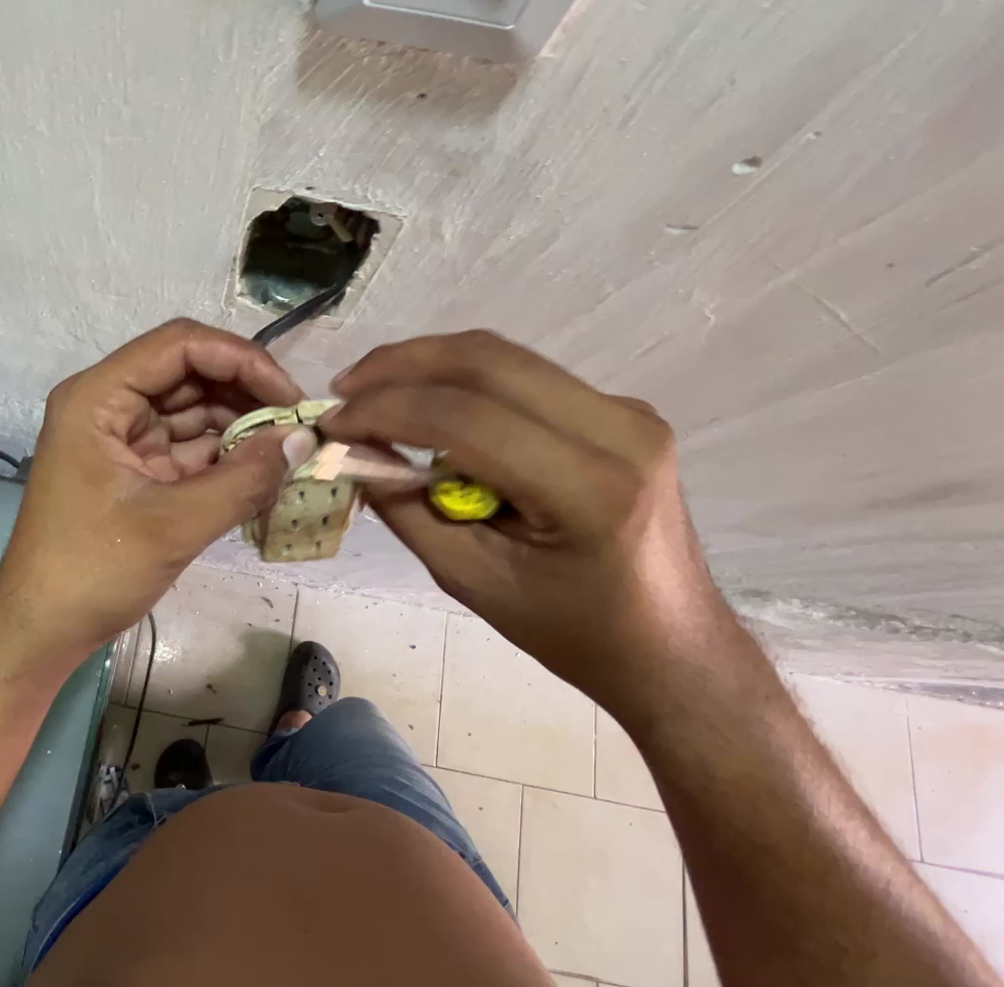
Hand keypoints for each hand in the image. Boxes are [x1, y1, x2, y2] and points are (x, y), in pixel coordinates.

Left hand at [0, 319, 313, 662]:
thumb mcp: (174, 525)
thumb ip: (244, 478)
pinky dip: (225, 457)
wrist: (41, 630)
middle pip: (188, 374)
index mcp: (98, 398)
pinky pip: (187, 447)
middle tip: (301, 427)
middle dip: (247, 395)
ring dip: (240, 427)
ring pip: (192, 411)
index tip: (291, 398)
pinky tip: (264, 470)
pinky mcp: (134, 471)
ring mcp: (120, 439)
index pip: (179, 345)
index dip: (242, 360)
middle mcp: (107, 405)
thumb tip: (305, 440)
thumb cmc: (94, 570)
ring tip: (291, 451)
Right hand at [319, 331, 739, 709]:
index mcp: (592, 489)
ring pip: (505, 357)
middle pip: (487, 361)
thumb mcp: (472, 581)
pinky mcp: (620, 409)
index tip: (332, 424)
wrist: (672, 646)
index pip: (467, 420)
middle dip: (401, 365)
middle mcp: (621, 429)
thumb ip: (406, 509)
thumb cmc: (573, 633)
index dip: (386, 411)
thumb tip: (353, 452)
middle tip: (344, 388)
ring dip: (428, 365)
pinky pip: (525, 376)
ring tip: (372, 391)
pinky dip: (463, 382)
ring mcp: (628, 411)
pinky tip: (428, 407)